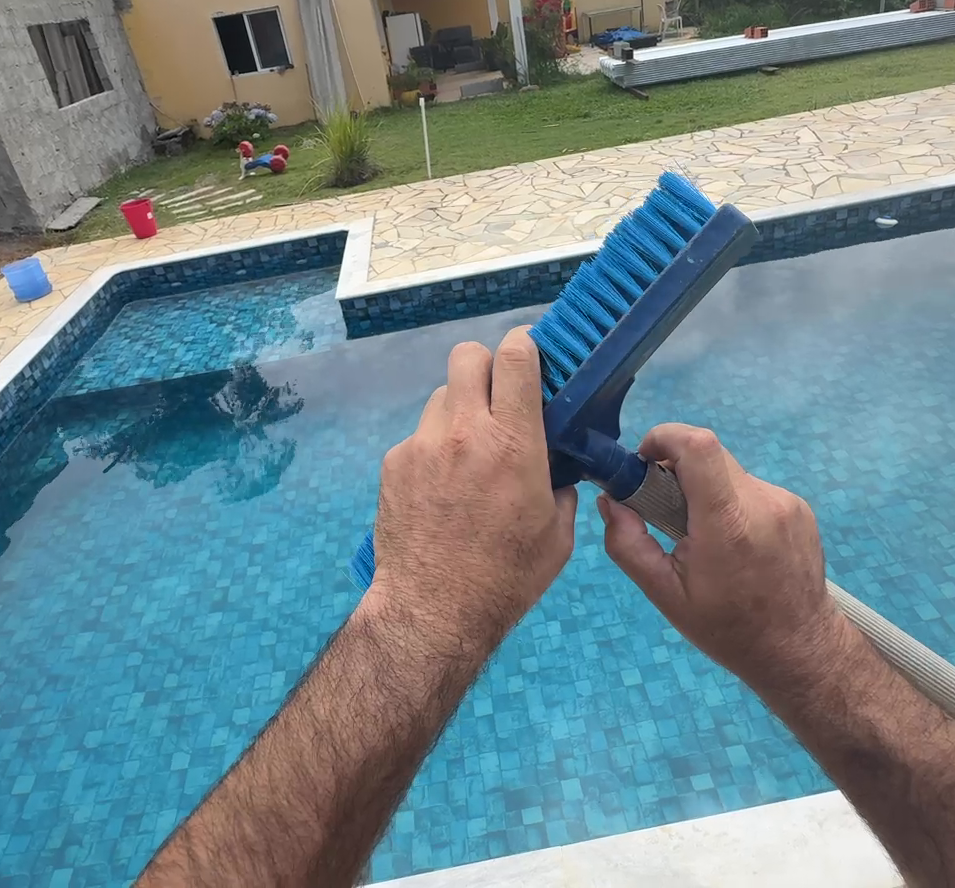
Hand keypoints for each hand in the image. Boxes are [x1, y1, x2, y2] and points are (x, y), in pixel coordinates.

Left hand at [366, 327, 577, 642]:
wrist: (432, 610)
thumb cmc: (507, 576)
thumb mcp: (558, 535)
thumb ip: (560, 487)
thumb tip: (554, 469)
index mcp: (513, 443)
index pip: (515, 359)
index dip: (524, 343)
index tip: (530, 351)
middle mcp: (465, 430)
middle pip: (467, 355)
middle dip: (486, 365)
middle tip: (497, 396)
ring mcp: (422, 443)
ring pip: (443, 396)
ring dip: (461, 410)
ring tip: (467, 452)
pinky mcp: (394, 462)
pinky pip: (421, 435)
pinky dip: (435, 447)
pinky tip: (440, 486)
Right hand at [598, 424, 847, 689]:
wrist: (801, 652)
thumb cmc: (726, 628)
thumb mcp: (663, 594)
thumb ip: (627, 544)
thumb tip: (610, 501)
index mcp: (726, 522)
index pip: (698, 445)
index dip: (664, 437)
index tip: (644, 461)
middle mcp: (761, 501)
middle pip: (708, 452)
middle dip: (676, 466)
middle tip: (662, 505)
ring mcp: (786, 501)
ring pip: (727, 470)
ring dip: (703, 487)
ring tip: (700, 533)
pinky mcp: (798, 507)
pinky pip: (749, 486)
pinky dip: (728, 500)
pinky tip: (731, 541)